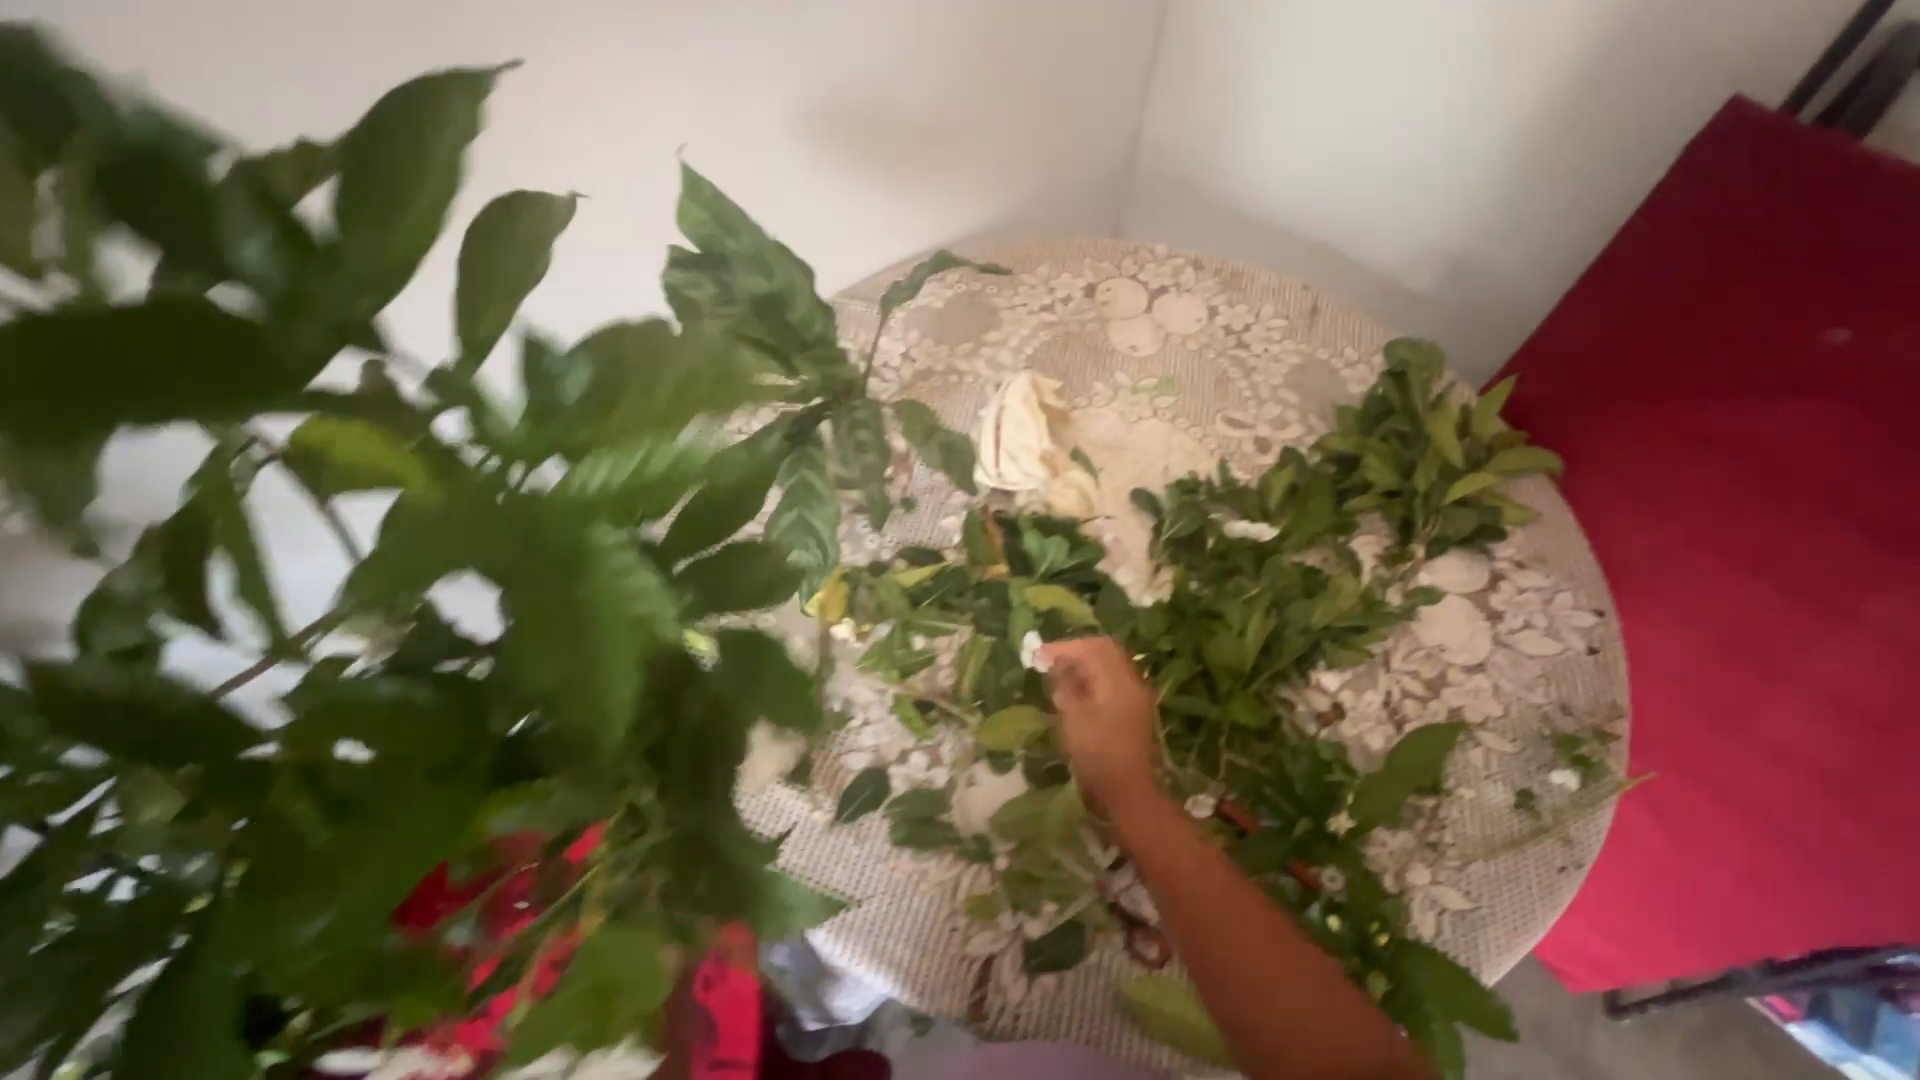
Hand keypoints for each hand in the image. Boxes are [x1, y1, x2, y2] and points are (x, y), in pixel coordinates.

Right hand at [1037, 636, 1159, 810]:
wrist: (1129, 793)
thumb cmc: (1097, 755)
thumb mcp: (1073, 718)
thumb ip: (1065, 686)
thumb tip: (1056, 666)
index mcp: (1119, 680)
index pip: (1092, 647)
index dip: (1064, 647)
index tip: (1038, 654)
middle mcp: (1132, 682)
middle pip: (1104, 651)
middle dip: (1075, 651)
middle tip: (1048, 660)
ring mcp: (1135, 697)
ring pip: (1109, 665)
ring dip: (1084, 664)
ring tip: (1057, 674)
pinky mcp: (1133, 711)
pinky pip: (1112, 681)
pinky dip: (1092, 679)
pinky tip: (1074, 691)